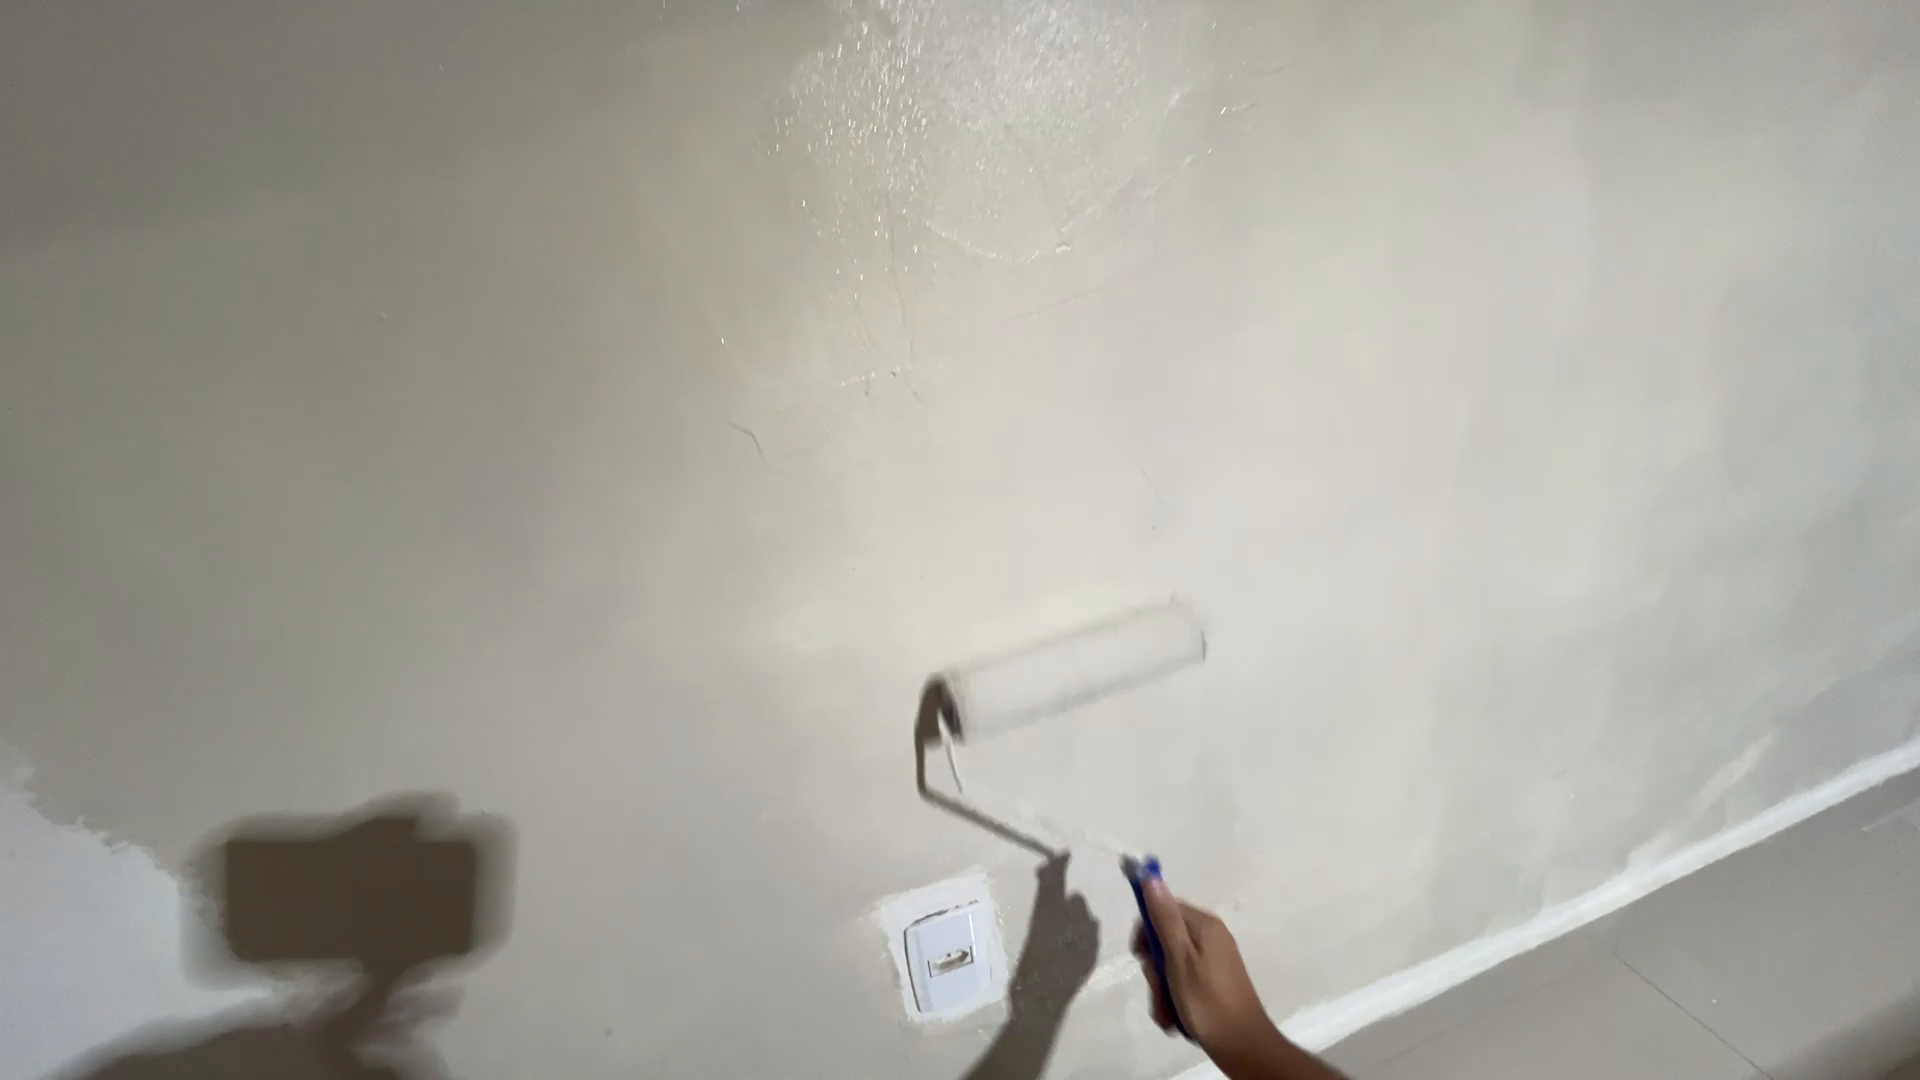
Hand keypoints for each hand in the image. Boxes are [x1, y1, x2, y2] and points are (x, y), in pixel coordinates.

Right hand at [1135, 879, 1286, 1065]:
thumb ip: (1164, 919)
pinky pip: (1184, 978)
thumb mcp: (1180, 960)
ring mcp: (1213, 959)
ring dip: (1162, 987)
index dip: (1146, 931)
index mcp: (1203, 925)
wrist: (1246, 1050)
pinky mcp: (1214, 980)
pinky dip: (1175, 996)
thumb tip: (1151, 876)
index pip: (1162, 908)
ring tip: (1166, 1012)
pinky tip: (1175, 1017)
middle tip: (1158, 990)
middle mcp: (1209, 936)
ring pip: (1172, 962)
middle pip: (1165, 937)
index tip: (1141, 956)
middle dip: (1155, 967)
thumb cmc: (1209, 1003)